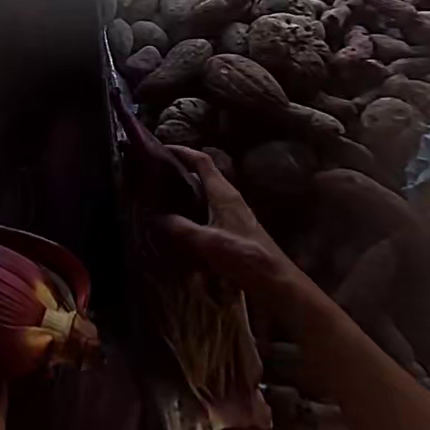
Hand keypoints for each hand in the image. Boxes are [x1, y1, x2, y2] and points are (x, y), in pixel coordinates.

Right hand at [160, 145, 322, 305]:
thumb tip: (154, 217)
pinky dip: (190, 207)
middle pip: (202, 174)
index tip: (160, 149)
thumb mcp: (208, 242)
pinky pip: (206, 208)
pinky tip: (179, 220)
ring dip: (184, 189)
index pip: (202, 162)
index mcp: (224, 194)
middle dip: (179, 169)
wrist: (276, 281)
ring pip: (204, 192)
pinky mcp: (233, 227)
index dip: (182, 151)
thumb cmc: (245, 257)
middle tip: (154, 173)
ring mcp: (232, 213)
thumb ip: (180, 228)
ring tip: (160, 194)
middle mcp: (229, 198)